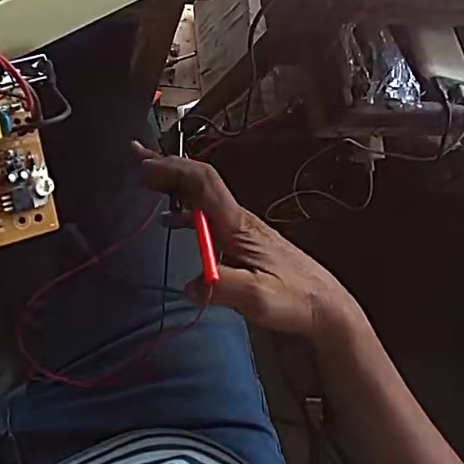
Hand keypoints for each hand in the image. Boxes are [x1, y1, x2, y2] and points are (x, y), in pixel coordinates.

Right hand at [132, 142, 366, 350]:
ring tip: (148, 179)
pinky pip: (208, 215)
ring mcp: (242, 229)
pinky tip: (173, 220)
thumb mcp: (259, 299)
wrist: (326, 306)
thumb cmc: (297, 299)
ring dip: (175, 184)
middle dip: (168, 166)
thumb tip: (190, 284)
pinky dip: (186, 208)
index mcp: (240, 225)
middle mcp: (239, 220)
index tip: (145, 167)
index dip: (174, 170)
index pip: (205, 184)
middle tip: (137, 157)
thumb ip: (223, 288)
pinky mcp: (243, 242)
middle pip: (200, 182)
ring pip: (203, 196)